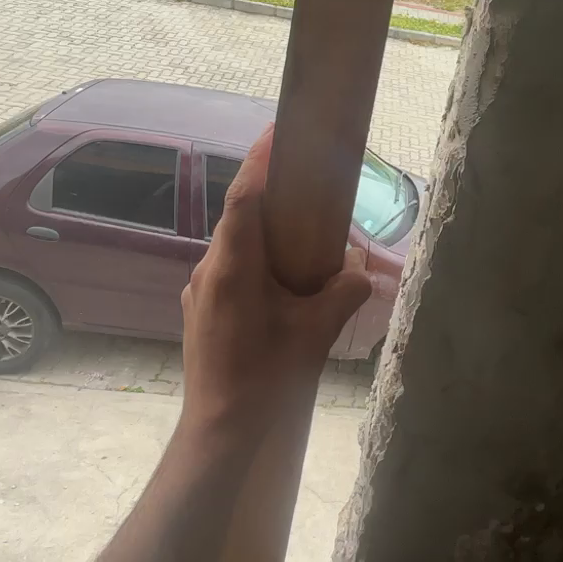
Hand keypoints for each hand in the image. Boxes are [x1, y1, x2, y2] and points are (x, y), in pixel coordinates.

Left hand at [177, 125, 371, 444]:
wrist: (220, 431)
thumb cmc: (266, 377)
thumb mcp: (315, 333)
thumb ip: (344, 292)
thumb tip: (363, 271)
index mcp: (233, 268)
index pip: (244, 198)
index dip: (259, 161)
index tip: (277, 131)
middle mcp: (208, 270)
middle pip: (237, 214)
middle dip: (265, 187)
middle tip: (299, 170)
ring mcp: (199, 289)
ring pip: (232, 241)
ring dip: (260, 224)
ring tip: (295, 221)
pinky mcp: (200, 308)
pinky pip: (228, 264)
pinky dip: (253, 252)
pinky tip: (277, 272)